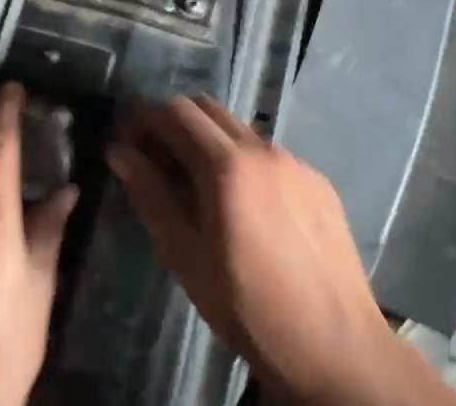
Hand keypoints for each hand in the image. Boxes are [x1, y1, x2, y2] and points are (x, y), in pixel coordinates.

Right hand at [109, 94, 455, 405]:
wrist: (336, 348)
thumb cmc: (247, 307)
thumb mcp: (185, 255)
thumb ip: (151, 195)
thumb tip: (119, 152)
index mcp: (226, 164)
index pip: (175, 111)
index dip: (143, 118)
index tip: (126, 143)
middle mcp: (263, 149)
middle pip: (207, 108)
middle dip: (174, 122)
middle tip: (155, 158)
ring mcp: (296, 162)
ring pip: (240, 129)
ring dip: (209, 140)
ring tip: (196, 185)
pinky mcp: (319, 183)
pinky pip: (270, 155)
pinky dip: (244, 162)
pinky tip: (244, 206)